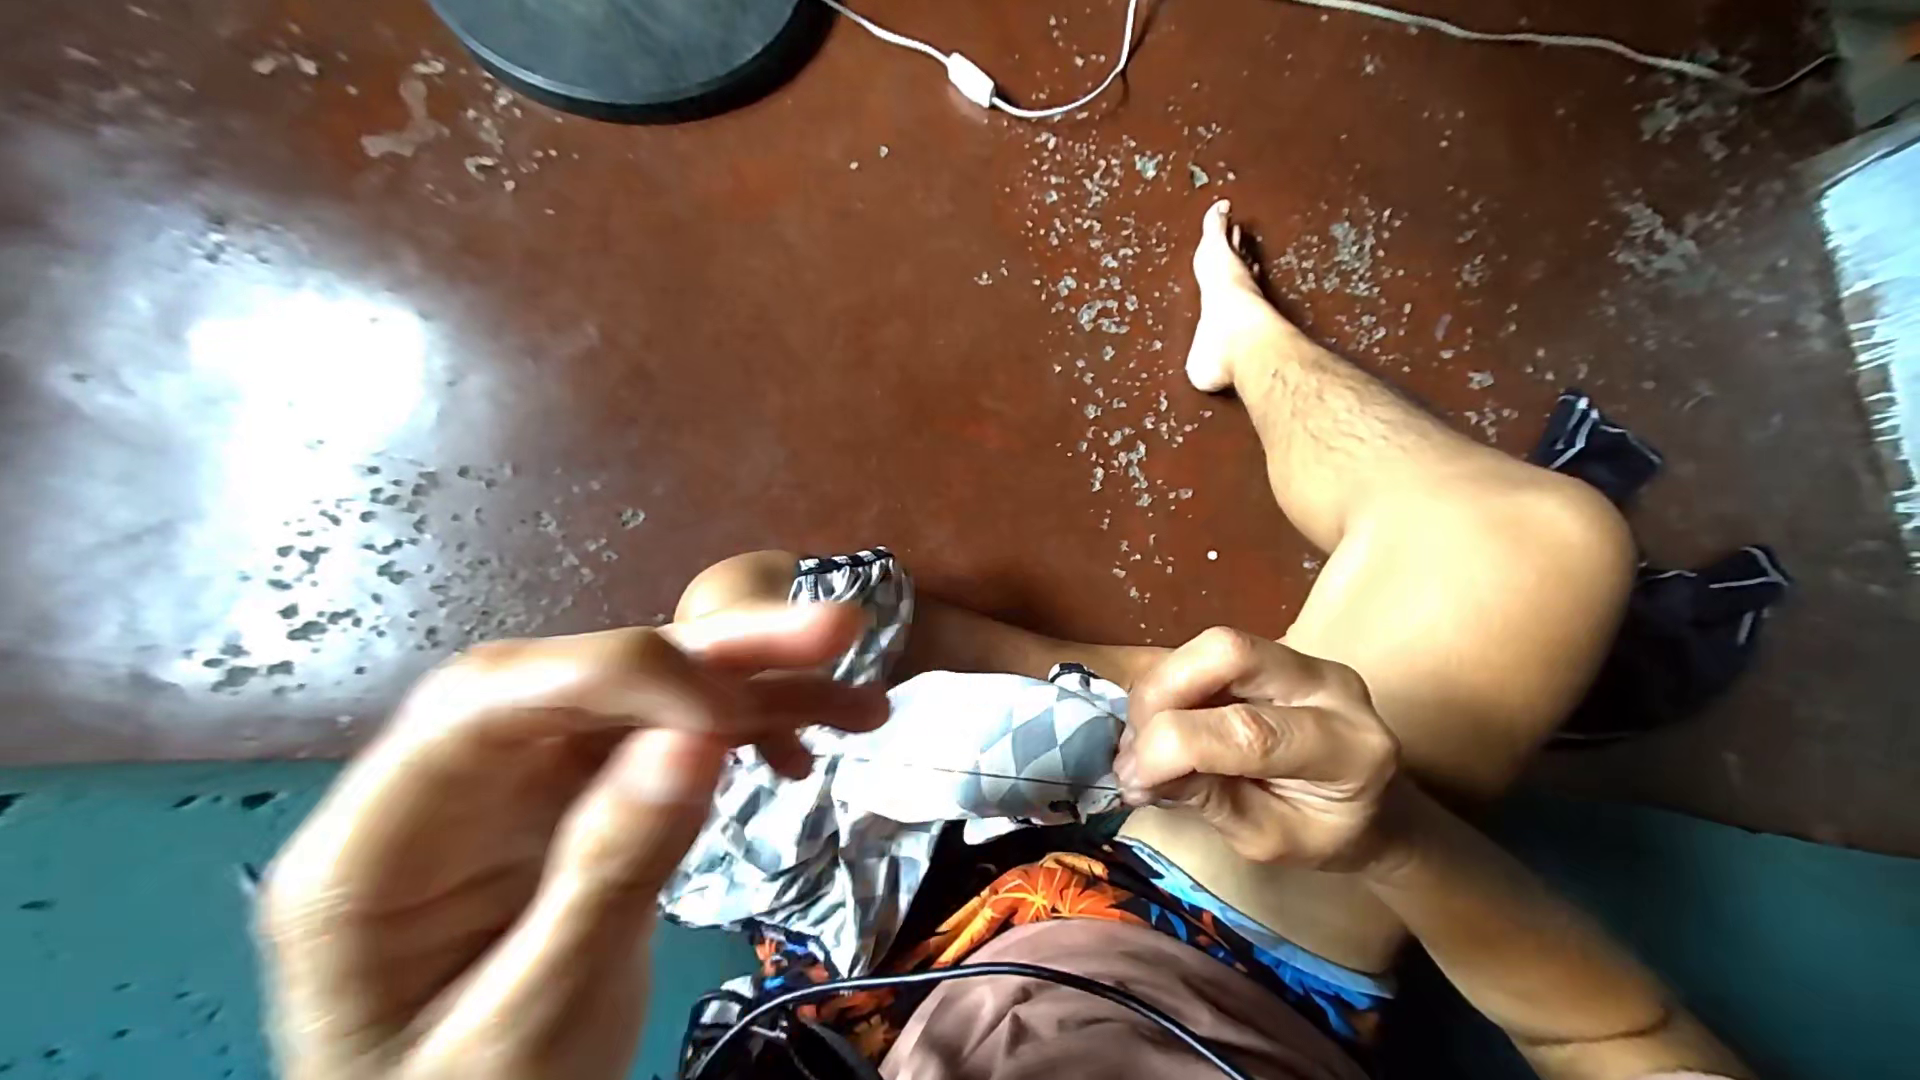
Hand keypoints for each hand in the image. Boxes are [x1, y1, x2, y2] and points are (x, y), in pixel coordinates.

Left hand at [257, 604, 886, 1079]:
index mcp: (382, 844)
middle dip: (719, 651)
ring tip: (862, 705)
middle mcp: (461, 781)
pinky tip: (800, 753)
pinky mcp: (592, 786)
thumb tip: (696, 739)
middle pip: (591, 675)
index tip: (730, 713)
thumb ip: (607, 875)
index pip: (488, 700)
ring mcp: (533, 778)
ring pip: (654, 695)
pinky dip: (749, 733)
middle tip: (835, 629)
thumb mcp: (537, 1025)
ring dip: (761, 690)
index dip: (619, 676)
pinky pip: (678, 734)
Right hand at [1114, 627, 1399, 868]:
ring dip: (1158, 688)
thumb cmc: (1325, 833)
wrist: (1371, 805)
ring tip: (1145, 738)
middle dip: (1162, 693)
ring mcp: (1303, 658)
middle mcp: (1331, 685)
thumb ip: (1207, 800)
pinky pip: (1206, 652)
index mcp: (1347, 748)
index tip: (1132, 778)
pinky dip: (1169, 684)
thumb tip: (1138, 772)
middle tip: (1136, 743)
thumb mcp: (1268, 841)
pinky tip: (1162, 721)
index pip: (1248, 731)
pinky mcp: (1275, 650)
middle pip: (1229, 652)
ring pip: (1211, 645)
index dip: (1172, 746)